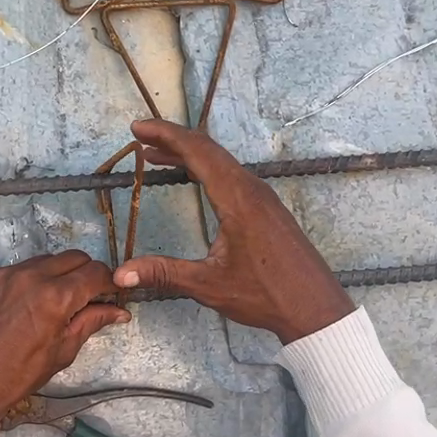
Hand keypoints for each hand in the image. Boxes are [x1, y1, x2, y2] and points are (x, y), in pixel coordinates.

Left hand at [0, 251, 130, 414]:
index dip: (108, 282)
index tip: (110, 293)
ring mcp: (6, 273)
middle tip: (85, 296)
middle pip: (73, 258)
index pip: (95, 273)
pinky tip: (23, 303)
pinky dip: (28, 280)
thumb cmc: (20, 373)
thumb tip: (119, 311)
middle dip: (85, 273)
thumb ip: (91, 322)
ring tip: (52, 300)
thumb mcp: (62, 351)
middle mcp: (31, 276)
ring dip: (57, 274)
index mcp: (55, 297)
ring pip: (45, 260)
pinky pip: (17, 268)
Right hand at [114, 119, 354, 343]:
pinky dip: (204, 167)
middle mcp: (251, 189)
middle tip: (139, 135)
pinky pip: (230, 174)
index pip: (197, 152)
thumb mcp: (208, 284)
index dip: (165, 135)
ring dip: (187, 153)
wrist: (316, 309)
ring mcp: (262, 197)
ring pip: (220, 161)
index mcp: (237, 199)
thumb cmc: (265, 295)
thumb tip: (120, 273)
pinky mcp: (267, 208)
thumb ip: (163, 273)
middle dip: (171, 138)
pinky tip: (192, 176)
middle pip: (208, 149)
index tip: (137, 128)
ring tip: (154, 155)